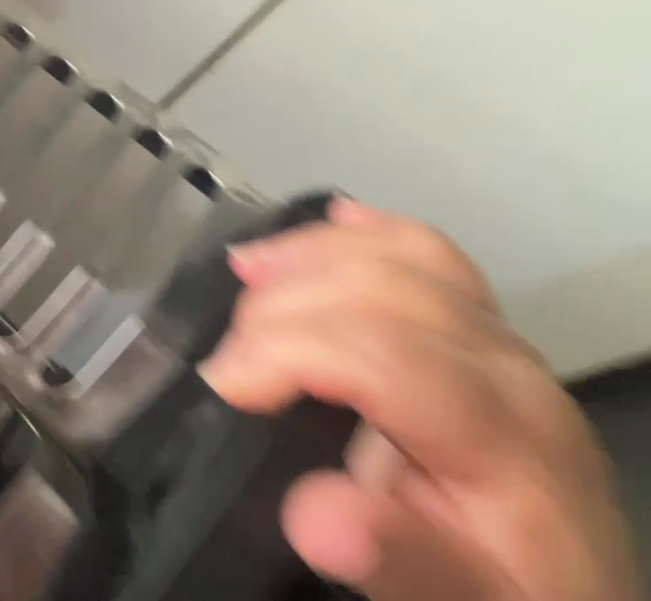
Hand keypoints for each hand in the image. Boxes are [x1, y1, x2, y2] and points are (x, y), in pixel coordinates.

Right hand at [201, 198, 640, 599]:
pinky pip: (429, 252)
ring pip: (400, 257)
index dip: (287, 353)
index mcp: (505, 443)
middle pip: (383, 294)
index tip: (222, 388)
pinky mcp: (480, 328)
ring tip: (243, 275)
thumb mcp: (452, 599)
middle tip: (229, 363)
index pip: (385, 356)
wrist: (561, 587)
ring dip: (308, 256)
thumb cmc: (493, 587)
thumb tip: (318, 516)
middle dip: (281, 310)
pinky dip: (365, 231)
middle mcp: (512, 374)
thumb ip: (397, 560)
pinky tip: (326, 221)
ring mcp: (500, 342)